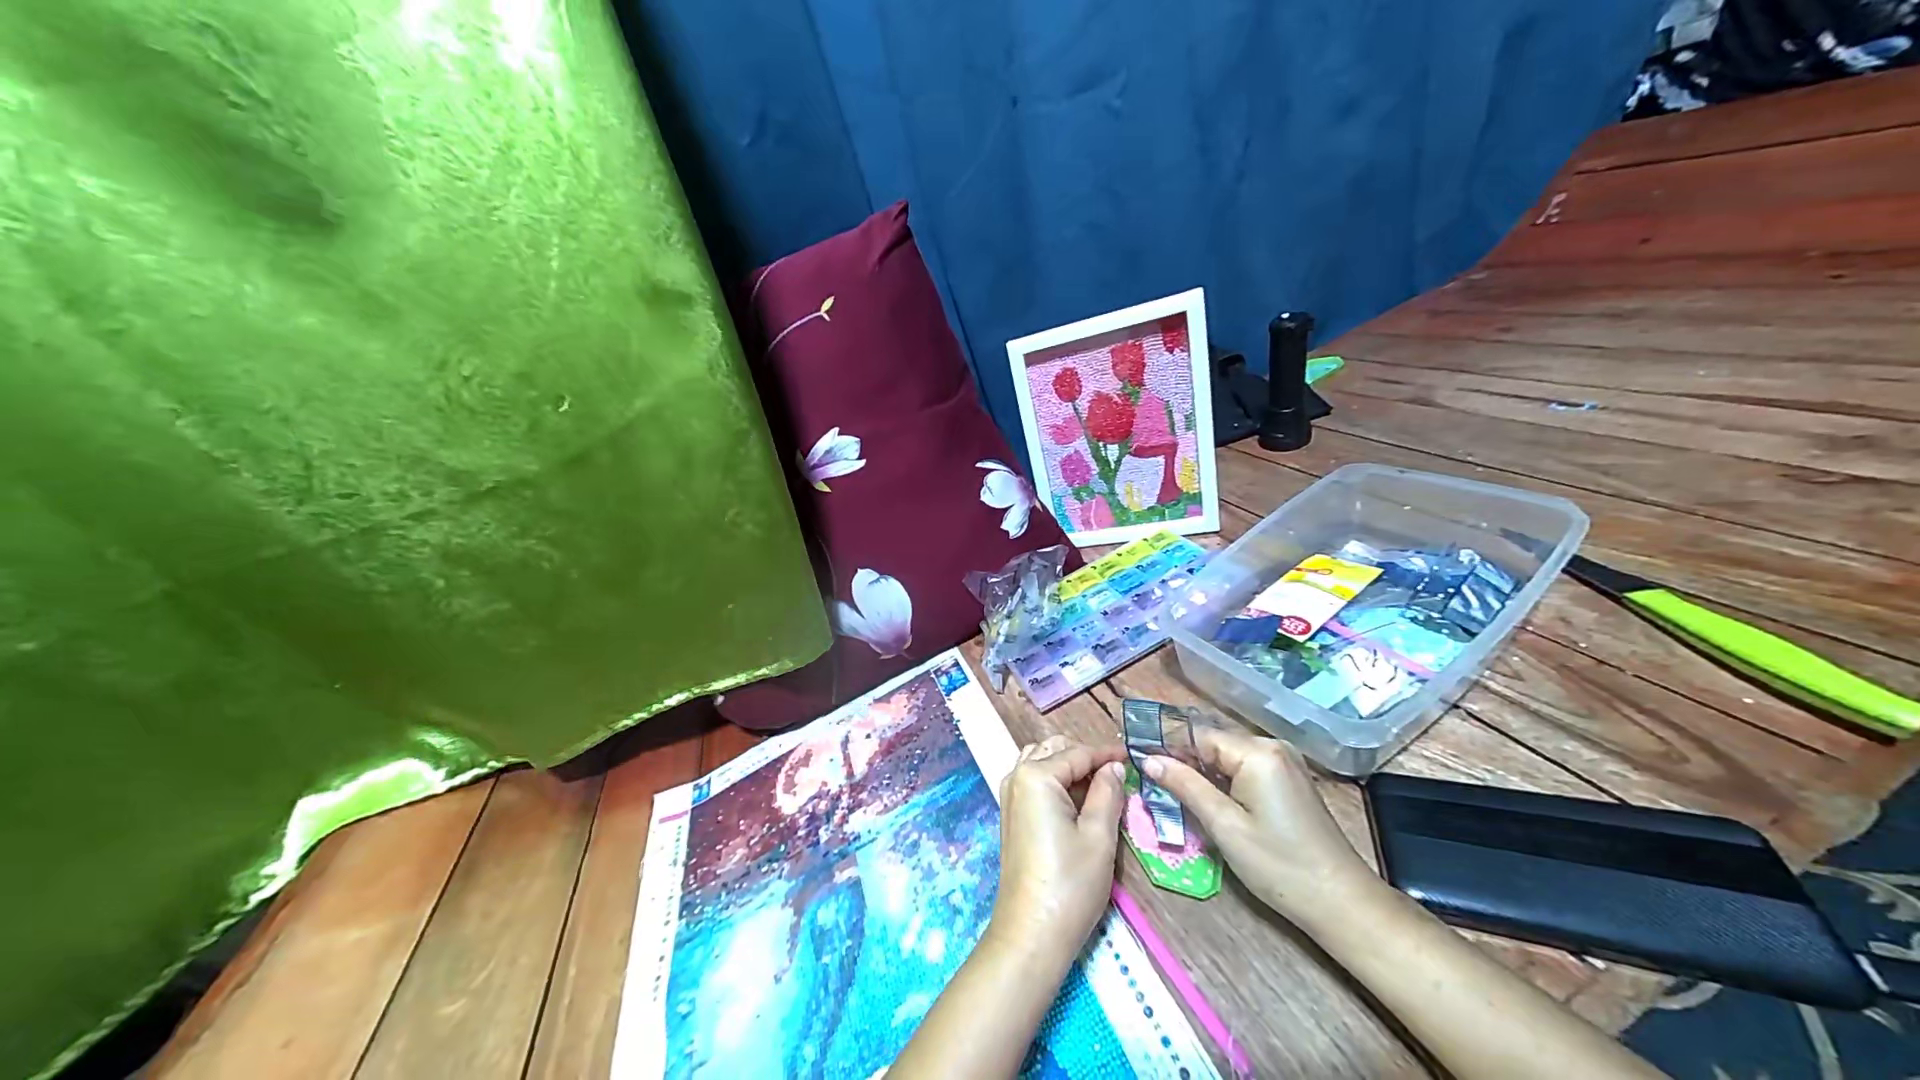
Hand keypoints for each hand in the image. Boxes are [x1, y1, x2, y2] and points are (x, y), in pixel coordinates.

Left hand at [988, 735, 1126, 962]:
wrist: (1032, 932)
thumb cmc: (1070, 883)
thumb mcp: (1099, 835)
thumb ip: (1108, 793)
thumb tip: (1114, 767)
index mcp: (1036, 775)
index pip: (1078, 753)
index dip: (1107, 755)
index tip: (1134, 758)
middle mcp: (1016, 777)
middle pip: (1055, 751)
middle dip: (1086, 757)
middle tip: (1118, 775)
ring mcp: (1009, 796)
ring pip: (1043, 764)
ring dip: (1070, 767)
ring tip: (1101, 787)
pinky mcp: (1011, 815)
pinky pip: (1035, 782)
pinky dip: (1057, 782)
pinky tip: (1079, 801)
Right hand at [1142, 727, 1372, 922]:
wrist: (1342, 903)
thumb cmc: (1279, 865)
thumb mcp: (1224, 826)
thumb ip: (1186, 786)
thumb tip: (1150, 759)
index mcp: (1257, 752)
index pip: (1198, 735)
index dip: (1167, 747)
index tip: (1138, 763)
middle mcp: (1272, 747)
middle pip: (1213, 742)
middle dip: (1183, 759)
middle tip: (1152, 782)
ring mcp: (1284, 763)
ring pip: (1227, 756)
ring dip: (1201, 772)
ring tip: (1174, 792)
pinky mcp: (1288, 781)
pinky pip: (1244, 768)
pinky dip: (1222, 780)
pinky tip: (1208, 801)